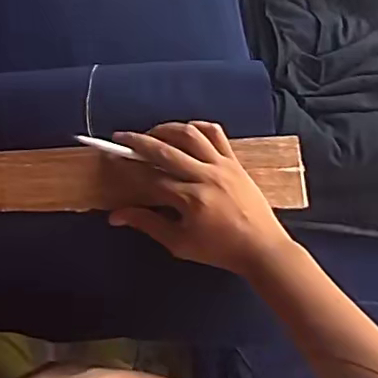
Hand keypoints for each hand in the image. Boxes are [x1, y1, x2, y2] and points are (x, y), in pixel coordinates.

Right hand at [107, 122, 295, 277]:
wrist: (263, 250)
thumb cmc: (219, 250)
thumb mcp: (179, 243)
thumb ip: (146, 224)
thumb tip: (115, 216)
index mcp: (191, 200)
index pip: (151, 177)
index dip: (130, 168)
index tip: (114, 161)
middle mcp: (205, 176)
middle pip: (164, 150)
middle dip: (138, 142)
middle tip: (121, 137)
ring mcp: (222, 166)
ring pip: (189, 134)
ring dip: (165, 129)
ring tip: (151, 134)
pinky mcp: (234, 161)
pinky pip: (215, 134)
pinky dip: (197, 127)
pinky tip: (184, 132)